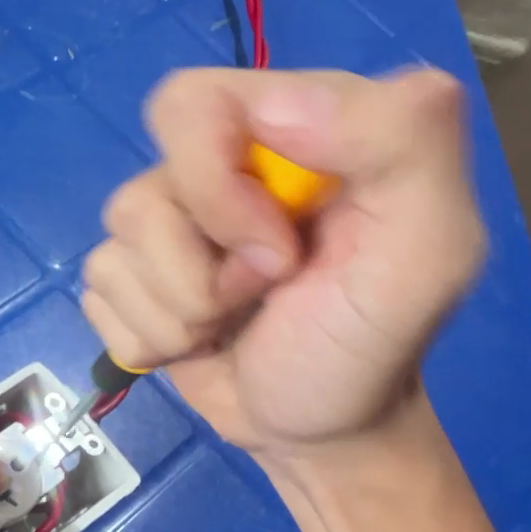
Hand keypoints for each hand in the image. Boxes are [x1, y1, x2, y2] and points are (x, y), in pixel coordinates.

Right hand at [81, 67, 486, 459]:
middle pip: (135, 198)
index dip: (212, 186)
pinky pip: (98, 300)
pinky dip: (148, 339)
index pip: (188, 108)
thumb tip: (277, 102)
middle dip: (191, 271)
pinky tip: (195, 344)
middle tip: (258, 293)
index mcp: (284, 134)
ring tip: (231, 326)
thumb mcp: (432, 245)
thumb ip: (405, 139)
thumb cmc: (369, 343)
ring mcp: (163, 234)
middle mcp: (213, 173)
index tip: (275, 253)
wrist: (319, 429)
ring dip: (179, 315)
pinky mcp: (129, 287)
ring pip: (112, 258)